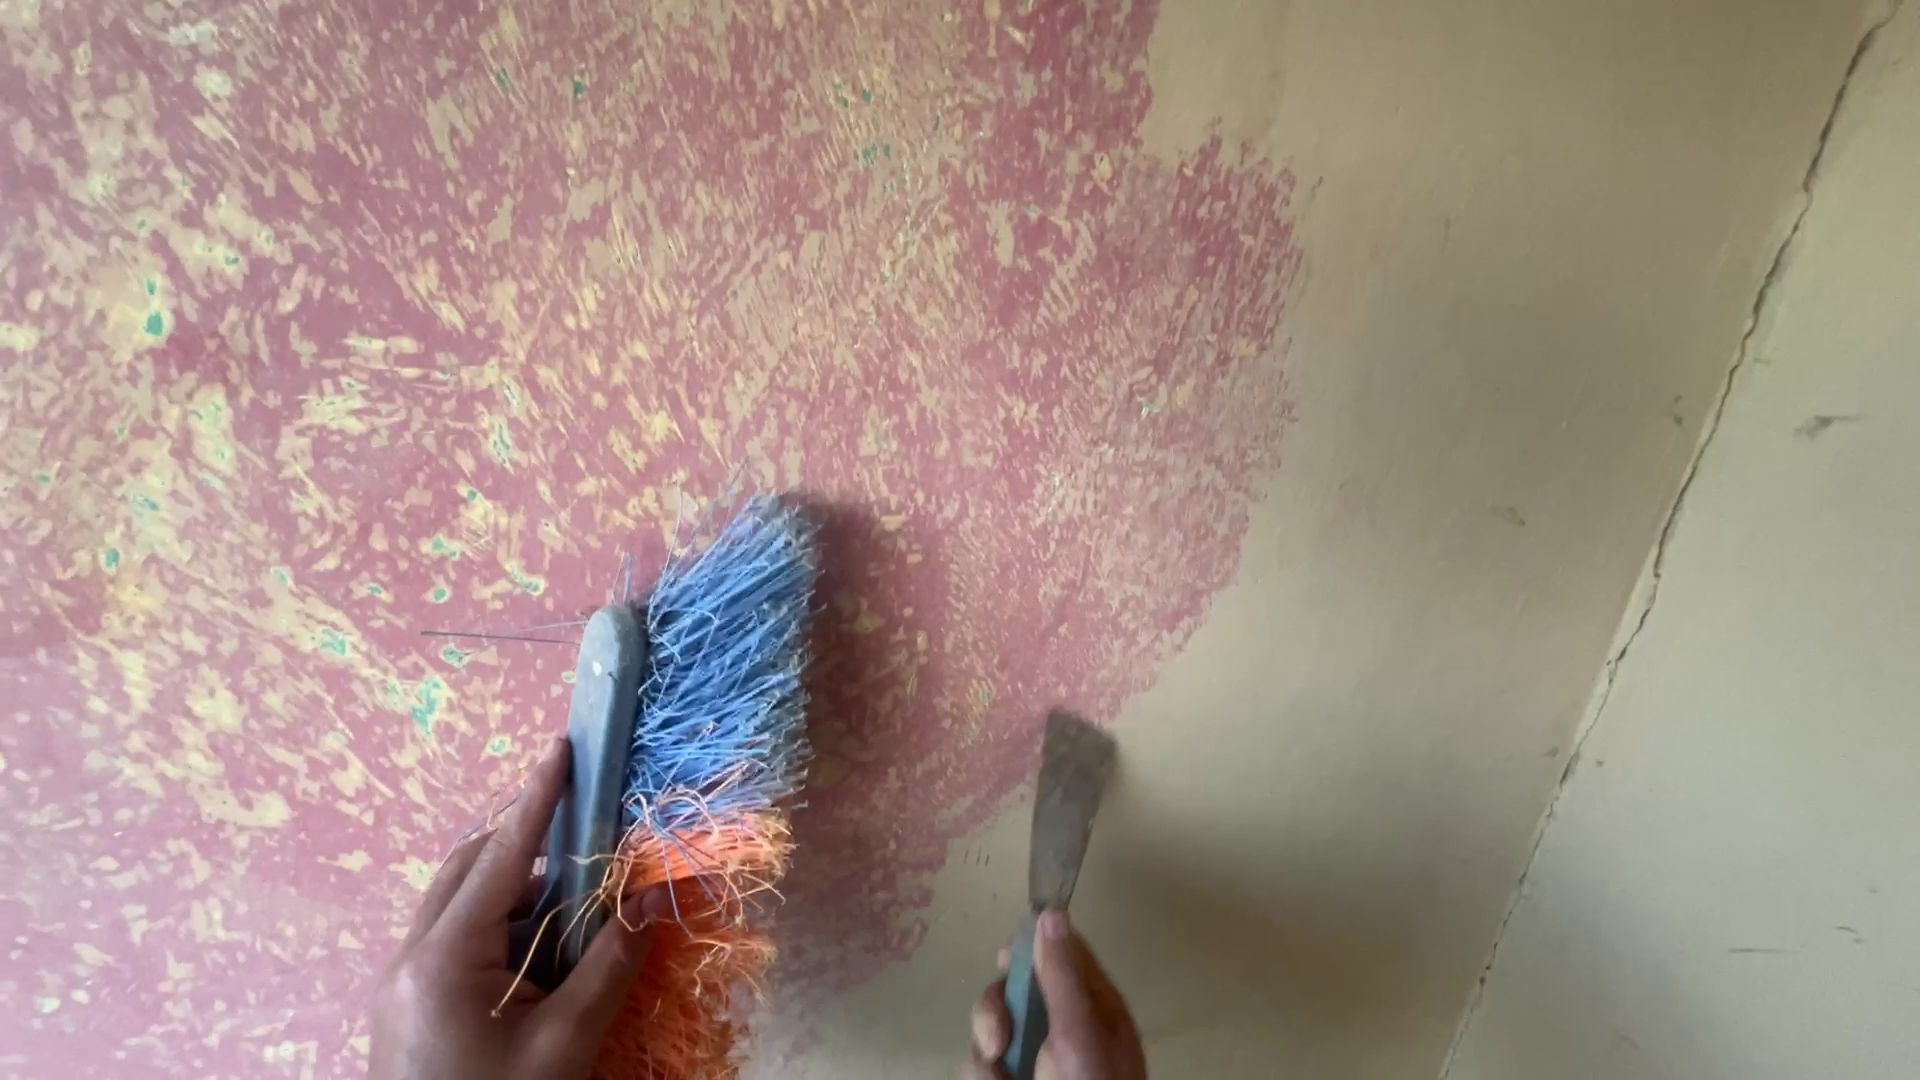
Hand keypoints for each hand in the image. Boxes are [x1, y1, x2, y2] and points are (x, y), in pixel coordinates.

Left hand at [370, 736, 667, 1079]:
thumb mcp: (567, 1039)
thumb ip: (614, 957)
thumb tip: (659, 895)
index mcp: (443, 958)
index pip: (500, 854)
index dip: (538, 797)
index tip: (560, 748)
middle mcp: (410, 959)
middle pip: (470, 867)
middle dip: (526, 841)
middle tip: (583, 839)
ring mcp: (402, 985)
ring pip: (461, 901)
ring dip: (517, 887)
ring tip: (572, 908)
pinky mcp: (410, 1006)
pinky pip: (457, 935)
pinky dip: (503, 922)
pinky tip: (541, 953)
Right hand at [964, 910, 1146, 1078]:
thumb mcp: (1079, 1040)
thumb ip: (1061, 977)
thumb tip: (1050, 910)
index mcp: (1094, 1007)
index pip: (1060, 950)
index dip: (1029, 944)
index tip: (1005, 957)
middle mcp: (1062, 1027)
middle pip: (1012, 987)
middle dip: (994, 1013)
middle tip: (999, 1042)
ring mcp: (1035, 1060)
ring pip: (989, 1029)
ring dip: (985, 1060)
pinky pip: (980, 1066)